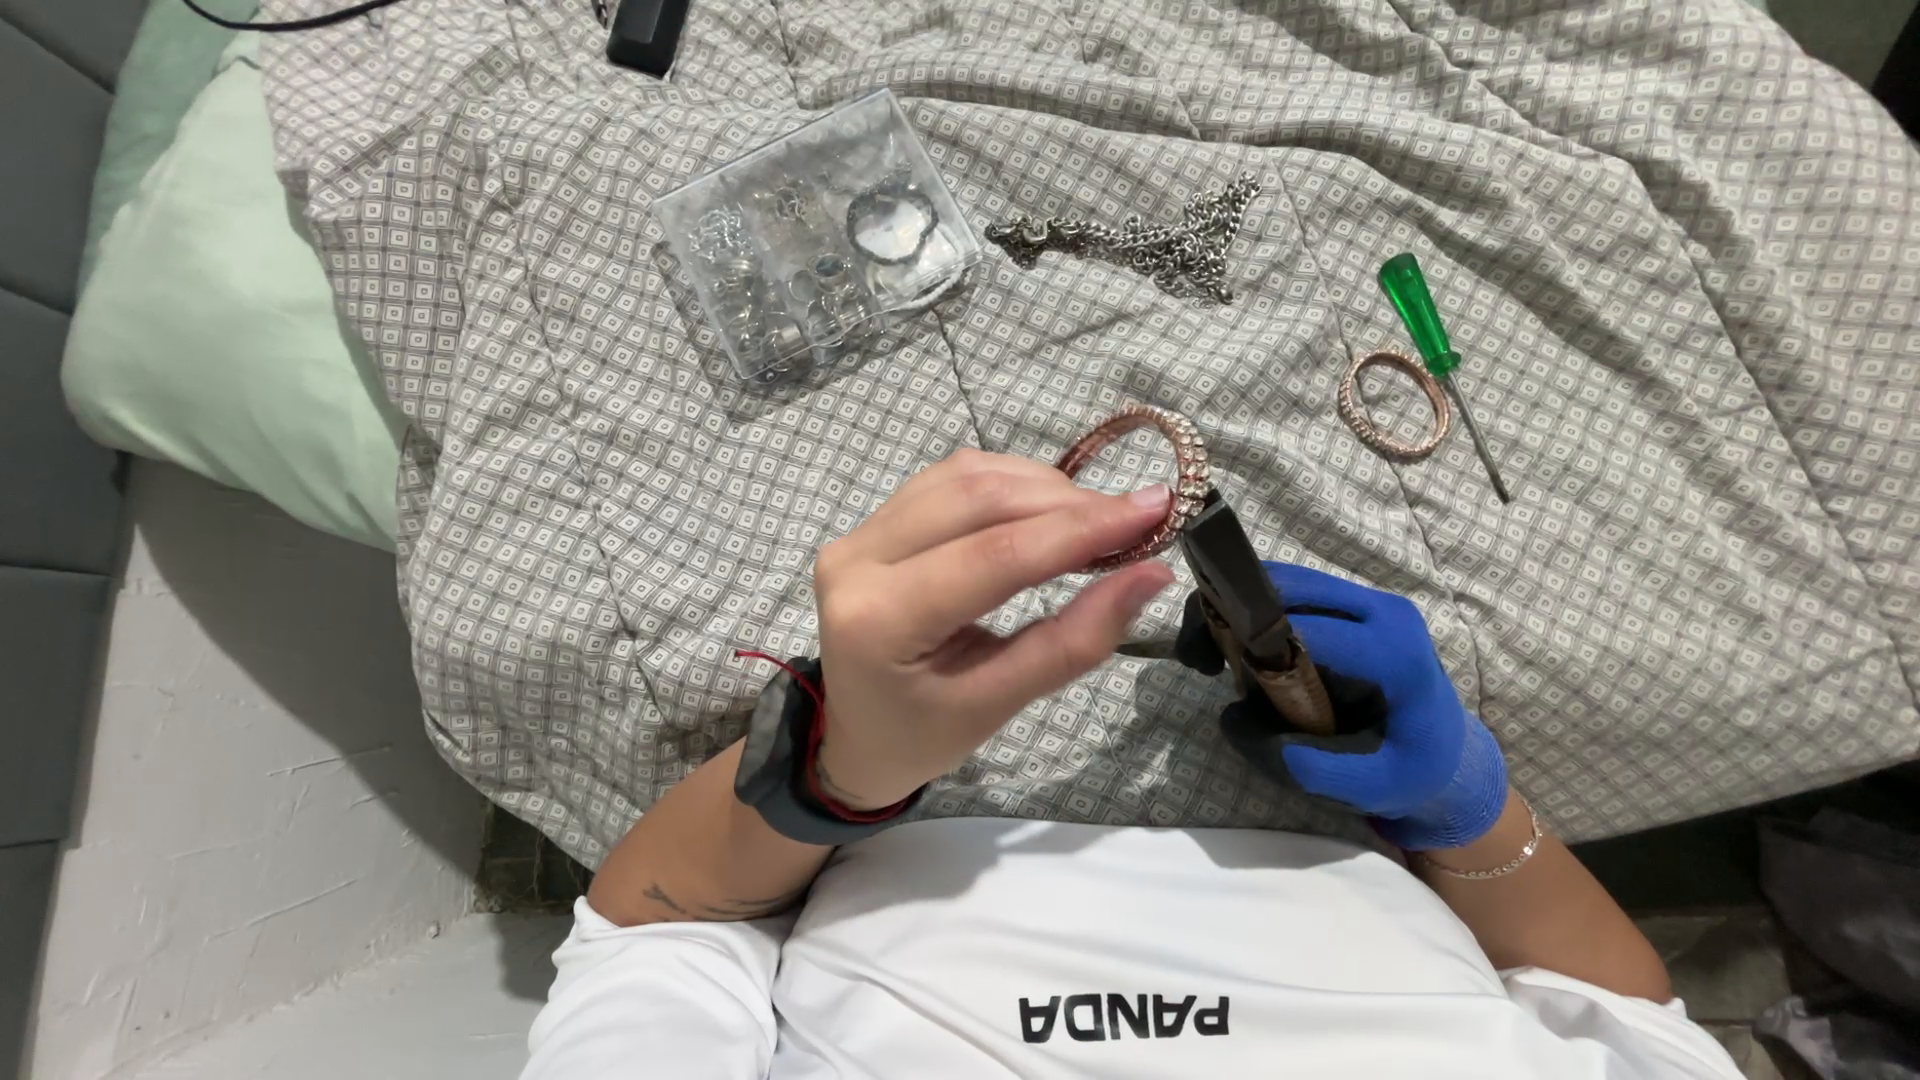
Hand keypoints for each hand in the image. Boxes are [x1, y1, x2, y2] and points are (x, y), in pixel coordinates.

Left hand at [811, 450, 1175, 808]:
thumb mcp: (996, 707)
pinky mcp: (869, 523)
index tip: (1155, 510)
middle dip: (1068, 501)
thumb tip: (1150, 575)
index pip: (995, 554)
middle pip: (978, 498)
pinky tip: (1045, 507)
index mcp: (878, 620)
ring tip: (1097, 519)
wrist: (851, 736)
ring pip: (963, 476)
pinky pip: (946, 480)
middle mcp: (856, 559)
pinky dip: (1007, 483)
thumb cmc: (919, 737)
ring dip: (1041, 486)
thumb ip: (1073, 642)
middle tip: (1136, 519)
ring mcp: (857, 533)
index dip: (1081, 528)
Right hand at [1182, 561, 1506, 849]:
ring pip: (1281, 580)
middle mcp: (1381, 611)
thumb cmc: (1412, 771)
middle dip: (1230, 610)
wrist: (1449, 754)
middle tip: (1197, 655)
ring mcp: (1366, 601)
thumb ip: (1305, 765)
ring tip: (1209, 653)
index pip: (1304, 625)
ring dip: (1235, 608)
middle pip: (1286, 584)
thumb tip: (1233, 720)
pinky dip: (1249, 611)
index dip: (1247, 636)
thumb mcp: (1370, 788)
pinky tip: (1235, 648)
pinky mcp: (1348, 602)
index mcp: (1393, 652)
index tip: (1208, 667)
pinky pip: (1287, 591)